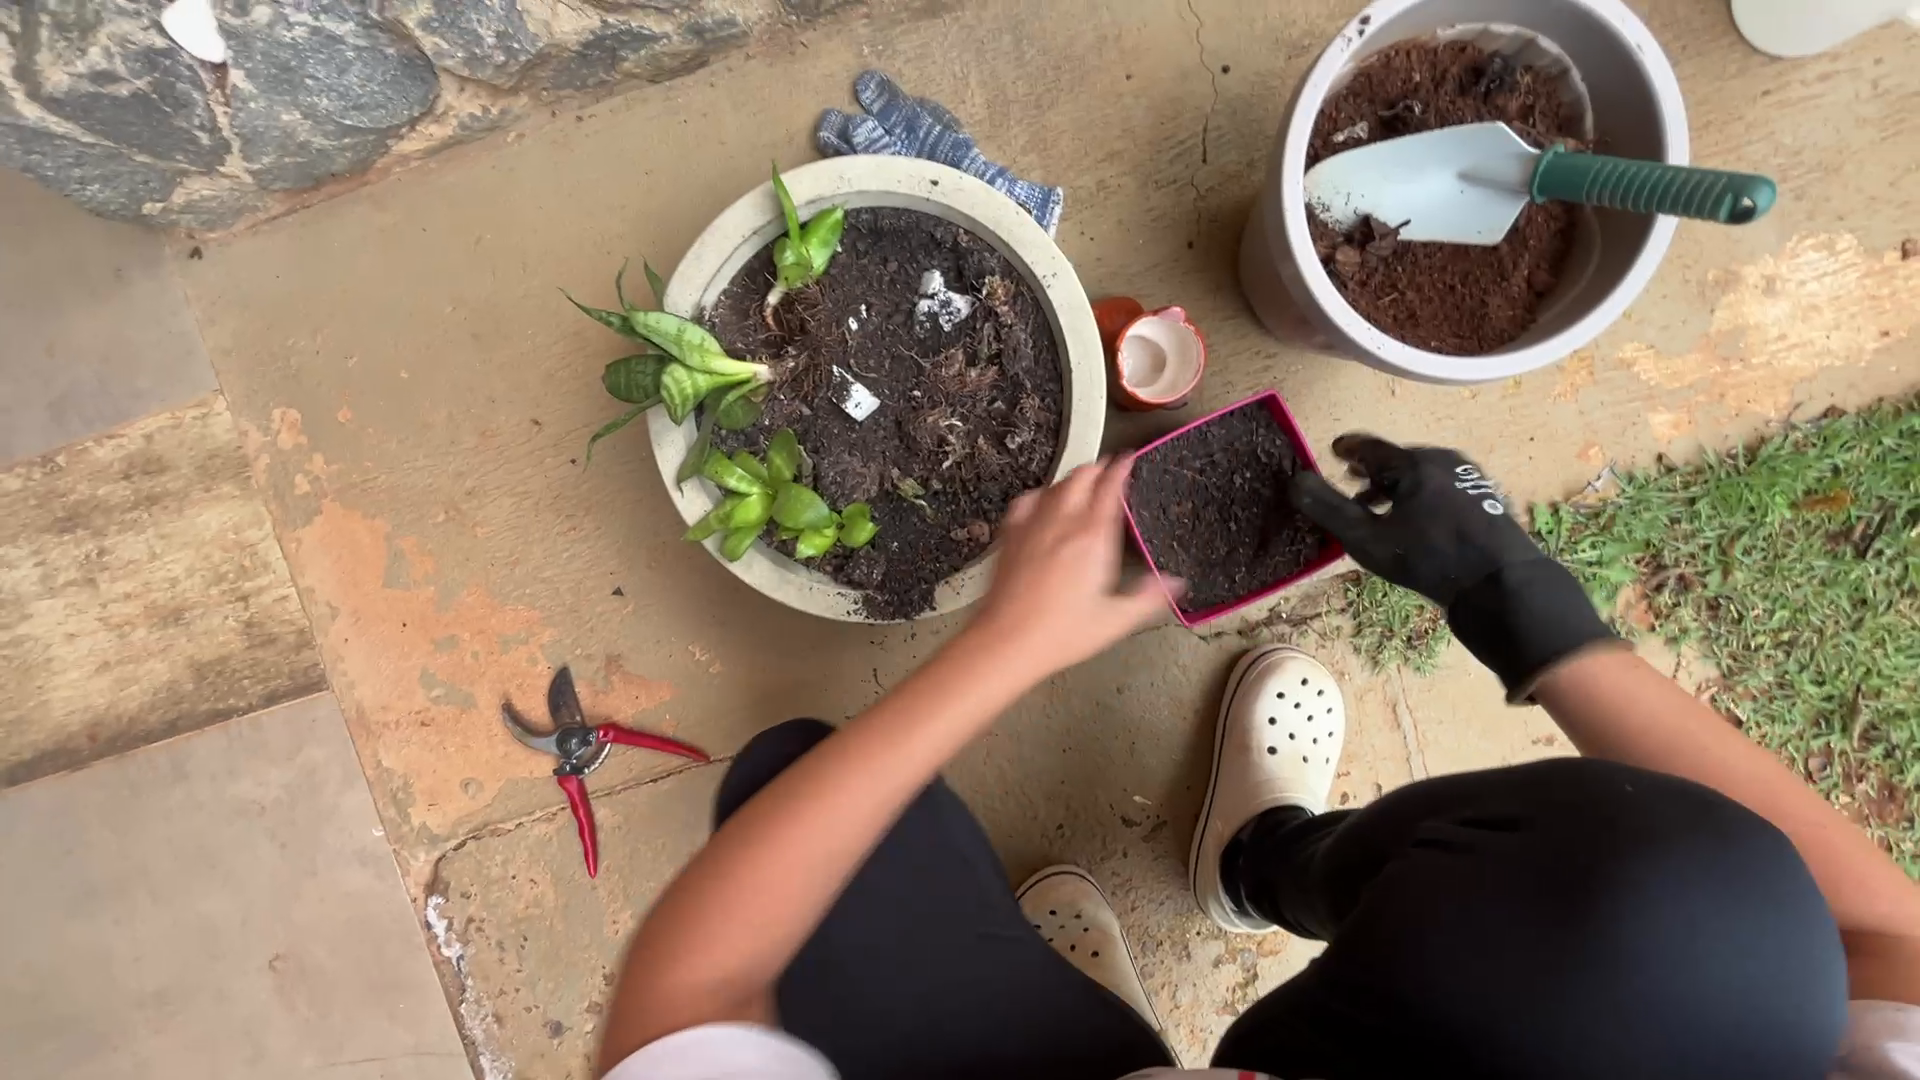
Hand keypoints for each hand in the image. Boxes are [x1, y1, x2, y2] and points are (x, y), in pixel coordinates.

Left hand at [962, 455, 1175, 681]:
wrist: (1006, 640)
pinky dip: (1039, 495)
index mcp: (1092, 539)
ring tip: (1082, 482)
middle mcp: (1062, 524)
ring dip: (1071, 479)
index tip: (1128, 460)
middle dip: (1097, 469)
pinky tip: (1041, 502)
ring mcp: (1032, 527)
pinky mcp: (1010, 537)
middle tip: (1108, 470)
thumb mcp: (1115, 621)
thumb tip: (1174, 583)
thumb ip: (1148, 597)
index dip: (1121, 469)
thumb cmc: (1058, 633)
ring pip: (1054, 485)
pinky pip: (1025, 501)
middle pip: (1080, 477)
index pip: (1110, 488)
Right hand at [1289, 434, 1616, 699]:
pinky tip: (1413, 519)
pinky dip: (1417, 494)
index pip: (1369, 447)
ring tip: (1378, 506)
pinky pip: (1439, 485)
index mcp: (1414, 464)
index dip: (1347, 449)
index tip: (1332, 451)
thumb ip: (1327, 507)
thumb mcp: (1366, 537)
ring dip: (1394, 485)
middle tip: (1350, 482)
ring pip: (1419, 473)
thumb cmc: (1427, 558)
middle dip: (1370, 470)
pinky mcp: (1484, 496)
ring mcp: (1469, 478)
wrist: (1501, 585)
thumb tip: (1294, 480)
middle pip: (1397, 459)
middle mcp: (1444, 461)